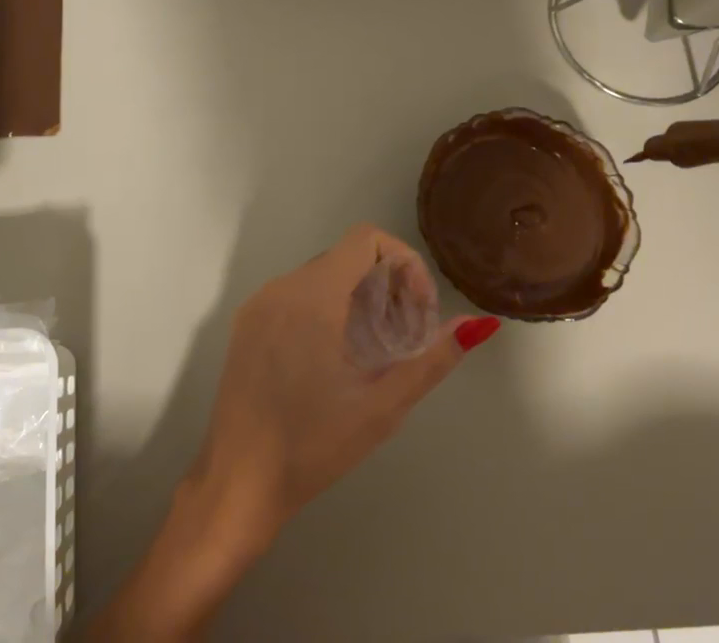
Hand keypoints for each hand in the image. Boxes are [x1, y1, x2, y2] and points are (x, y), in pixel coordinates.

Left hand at [194, 223, 497, 528]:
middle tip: (406, 338)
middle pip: (345, 258)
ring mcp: (257, 307)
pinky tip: (337, 360)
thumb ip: (432, 358)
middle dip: (386, 286)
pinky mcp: (245, 327)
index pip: (366, 239)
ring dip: (357, 299)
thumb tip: (479, 325)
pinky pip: (294, 296)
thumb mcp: (382, 405)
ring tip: (376, 354)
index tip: (418, 310)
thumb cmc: (313, 444)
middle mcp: (280, 289)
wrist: (239, 479)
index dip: (404, 263)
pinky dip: (325, 310)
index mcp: (312, 298)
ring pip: (320, 276)